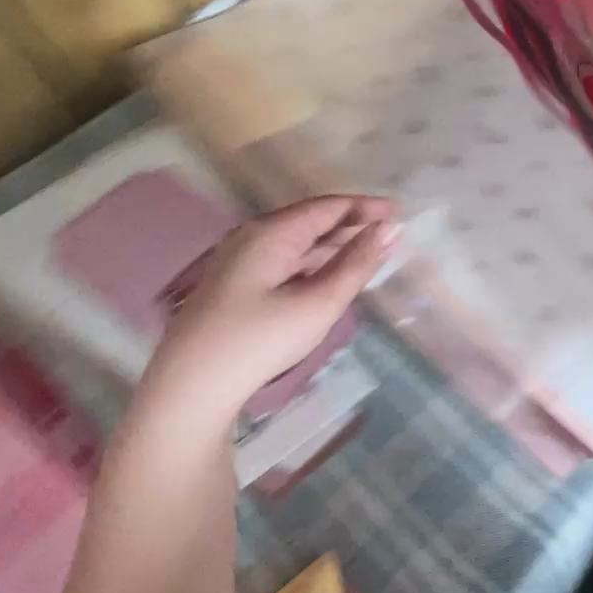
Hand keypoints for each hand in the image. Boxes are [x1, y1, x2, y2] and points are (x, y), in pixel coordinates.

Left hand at [139, 196, 397, 421]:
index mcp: (271, 233)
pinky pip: (283, 259)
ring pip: (295, 242)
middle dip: (350, 224)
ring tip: (367, 252)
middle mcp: (251, 237)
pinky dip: (313, 261)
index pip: (328, 207)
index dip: (365, 207)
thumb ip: (358, 264)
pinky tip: (327, 275)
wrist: (192, 386)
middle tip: (388, 233)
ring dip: (332, 244)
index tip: (400, 212)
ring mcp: (238, 260)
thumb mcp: (319, 303)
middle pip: (310, 220)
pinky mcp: (233, 284)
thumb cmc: (260, 340)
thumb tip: (392, 229)